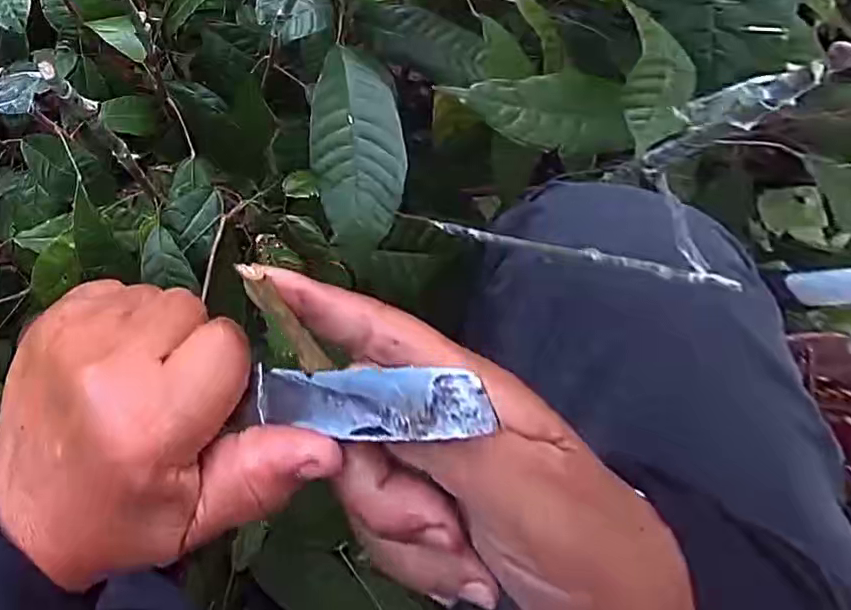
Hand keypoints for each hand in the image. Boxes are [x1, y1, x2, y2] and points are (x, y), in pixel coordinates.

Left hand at [0, 281, 343, 590]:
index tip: (200, 406)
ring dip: (155, 328)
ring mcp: (72, 329)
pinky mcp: (51, 312)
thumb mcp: (193, 515)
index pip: (226, 342)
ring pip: (155, 293)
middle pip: (190, 308)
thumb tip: (325, 445)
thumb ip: (259, 474)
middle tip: (164, 391)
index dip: (224, 373)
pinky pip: (117, 288)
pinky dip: (122, 316)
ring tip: (132, 375)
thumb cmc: (117, 517)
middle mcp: (106, 360)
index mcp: (148, 416)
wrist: (21, 510)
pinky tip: (105, 357)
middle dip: (190, 345)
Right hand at [247, 266, 692, 609]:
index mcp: (459, 385)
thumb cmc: (591, 542)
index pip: (374, 328)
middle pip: (350, 417)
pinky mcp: (418, 511)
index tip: (260, 275)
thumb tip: (360, 392)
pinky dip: (414, 558)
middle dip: (381, 480)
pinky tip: (469, 574)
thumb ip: (439, 430)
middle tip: (441, 525)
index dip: (315, 300)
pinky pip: (374, 525)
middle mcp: (430, 415)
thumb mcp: (525, 484)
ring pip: (356, 478)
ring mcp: (421, 464)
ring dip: (405, 531)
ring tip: (470, 555)